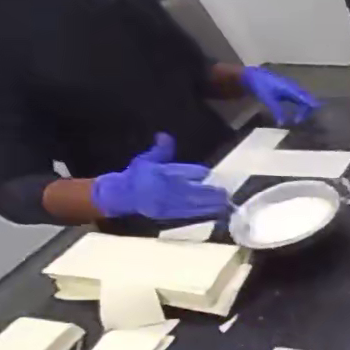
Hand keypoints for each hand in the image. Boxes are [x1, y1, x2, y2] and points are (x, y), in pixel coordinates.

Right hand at [91, 133, 231, 220]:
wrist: (122, 195)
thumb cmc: (137, 175)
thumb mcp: (146, 159)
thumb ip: (161, 150)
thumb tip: (165, 135)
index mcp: (165, 173)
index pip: (188, 172)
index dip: (202, 173)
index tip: (211, 174)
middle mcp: (169, 188)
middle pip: (196, 190)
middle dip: (212, 192)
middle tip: (226, 192)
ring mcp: (171, 203)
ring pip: (196, 204)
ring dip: (212, 204)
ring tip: (226, 203)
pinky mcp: (171, 214)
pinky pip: (191, 214)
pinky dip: (204, 213)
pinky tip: (215, 212)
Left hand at [241, 67, 322, 126]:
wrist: (251, 75)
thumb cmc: (259, 85)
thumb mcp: (267, 99)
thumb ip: (276, 111)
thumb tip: (281, 124)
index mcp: (290, 89)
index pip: (305, 101)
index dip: (305, 111)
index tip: (297, 121)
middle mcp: (292, 86)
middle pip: (307, 97)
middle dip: (308, 109)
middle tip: (303, 119)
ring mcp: (290, 85)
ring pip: (304, 95)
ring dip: (305, 105)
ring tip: (302, 115)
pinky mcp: (286, 86)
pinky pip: (298, 94)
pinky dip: (301, 102)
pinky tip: (296, 108)